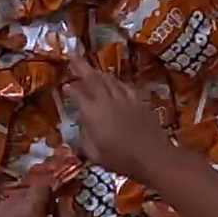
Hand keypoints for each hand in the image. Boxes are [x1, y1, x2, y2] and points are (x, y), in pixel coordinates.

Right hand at [66, 57, 171, 181]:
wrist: (152, 156)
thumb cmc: (121, 159)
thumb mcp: (94, 155)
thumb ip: (84, 139)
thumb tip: (80, 127)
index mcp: (93, 113)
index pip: (78, 94)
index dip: (70, 88)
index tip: (65, 86)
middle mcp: (107, 100)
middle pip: (93, 78)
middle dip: (81, 66)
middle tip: (73, 56)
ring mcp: (125, 98)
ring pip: (109, 79)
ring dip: (98, 72)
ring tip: (91, 69)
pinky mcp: (139, 100)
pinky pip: (125, 85)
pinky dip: (116, 81)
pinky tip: (115, 83)